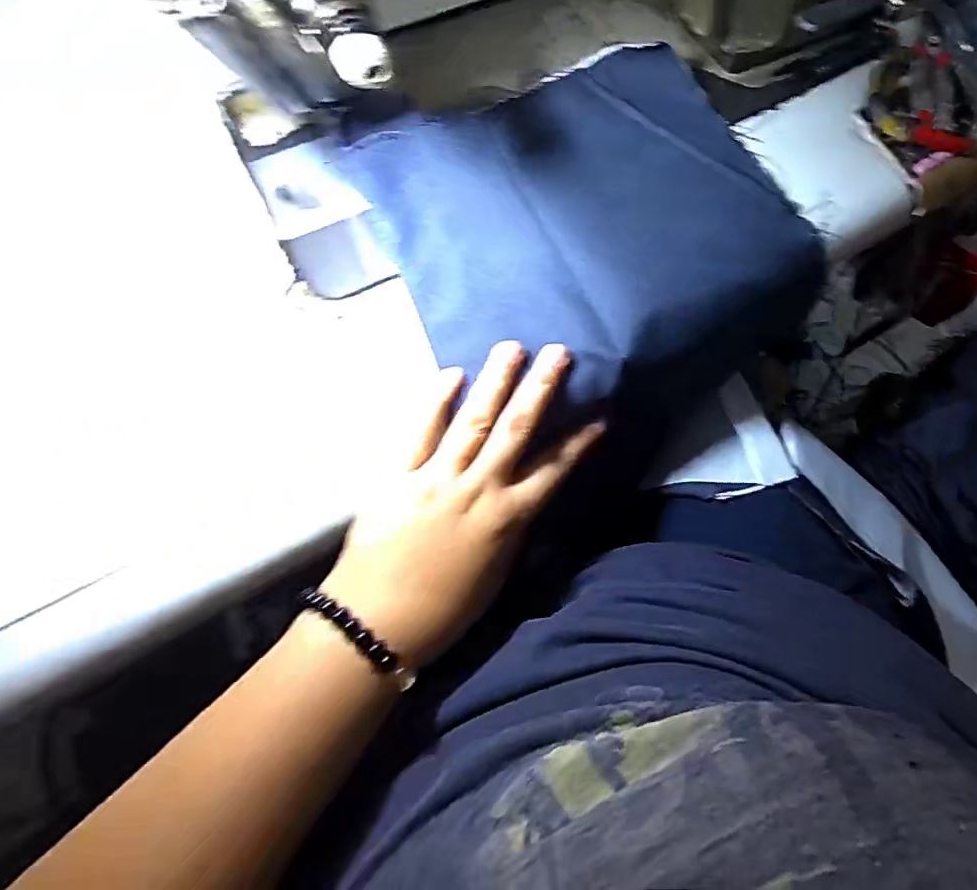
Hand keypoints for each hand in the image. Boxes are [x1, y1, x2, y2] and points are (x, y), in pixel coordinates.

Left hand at [319, 341, 602, 667]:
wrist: (374, 628)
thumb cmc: (446, 609)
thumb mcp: (497, 569)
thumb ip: (513, 524)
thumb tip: (525, 492)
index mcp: (508, 517)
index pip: (554, 468)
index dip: (581, 440)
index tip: (602, 414)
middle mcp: (478, 489)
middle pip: (516, 429)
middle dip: (540, 388)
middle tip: (559, 352)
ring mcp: (436, 480)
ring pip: (473, 422)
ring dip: (495, 382)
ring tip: (512, 347)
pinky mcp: (397, 479)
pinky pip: (419, 434)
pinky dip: (435, 403)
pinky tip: (451, 374)